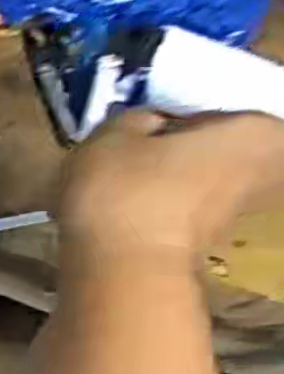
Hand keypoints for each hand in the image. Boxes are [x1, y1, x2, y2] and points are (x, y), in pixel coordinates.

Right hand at [57, 110, 283, 260]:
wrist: (124, 259)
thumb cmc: (120, 190)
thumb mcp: (106, 140)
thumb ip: (130, 120)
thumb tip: (144, 124)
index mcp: (256, 124)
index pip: (197, 114)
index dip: (155, 127)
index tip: (123, 144)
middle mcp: (272, 156)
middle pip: (205, 146)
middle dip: (166, 155)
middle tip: (120, 167)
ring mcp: (252, 197)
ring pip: (196, 176)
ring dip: (161, 182)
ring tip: (117, 194)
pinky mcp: (222, 227)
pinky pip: (186, 204)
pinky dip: (159, 206)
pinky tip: (126, 216)